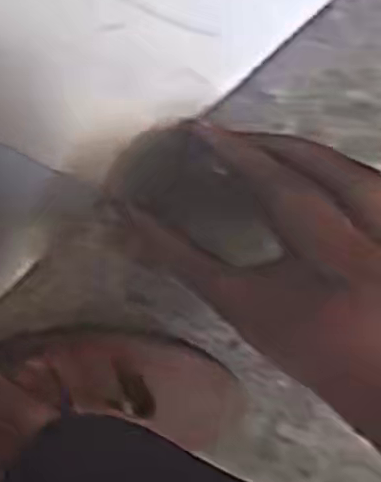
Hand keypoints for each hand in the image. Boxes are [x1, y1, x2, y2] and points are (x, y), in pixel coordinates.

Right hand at [126, 123, 380, 441]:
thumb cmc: (313, 350)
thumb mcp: (236, 302)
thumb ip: (179, 253)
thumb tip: (127, 211)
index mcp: (340, 259)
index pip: (285, 187)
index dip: (238, 153)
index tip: (198, 131)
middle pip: (344, 174)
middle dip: (283, 146)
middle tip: (234, 135)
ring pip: (376, 181)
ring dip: (319, 159)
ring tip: (273, 151)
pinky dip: (351, 181)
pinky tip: (323, 180)